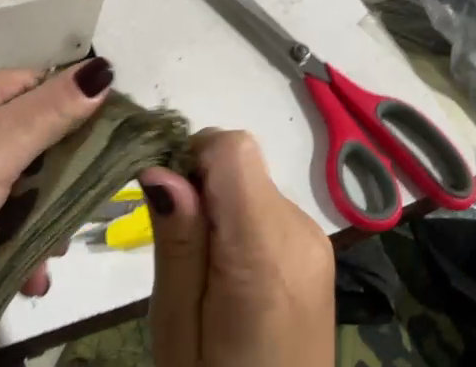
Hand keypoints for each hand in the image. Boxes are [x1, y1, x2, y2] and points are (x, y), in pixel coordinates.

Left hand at [0, 58, 112, 335]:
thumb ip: (50, 110)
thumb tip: (103, 67)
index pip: (42, 88)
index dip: (80, 110)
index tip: (116, 146)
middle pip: (37, 149)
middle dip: (61, 187)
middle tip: (76, 215)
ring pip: (24, 199)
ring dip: (41, 230)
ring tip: (46, 262)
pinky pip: (1, 235)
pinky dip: (18, 256)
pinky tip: (27, 280)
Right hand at [142, 129, 337, 366]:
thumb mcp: (176, 327)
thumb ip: (176, 243)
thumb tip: (160, 169)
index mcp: (267, 251)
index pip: (232, 148)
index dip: (190, 160)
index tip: (167, 207)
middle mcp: (300, 233)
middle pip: (239, 162)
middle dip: (198, 187)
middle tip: (178, 253)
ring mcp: (314, 244)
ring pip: (249, 181)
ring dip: (215, 206)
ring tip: (201, 274)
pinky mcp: (314, 254)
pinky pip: (264, 207)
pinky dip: (236, 223)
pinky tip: (227, 278)